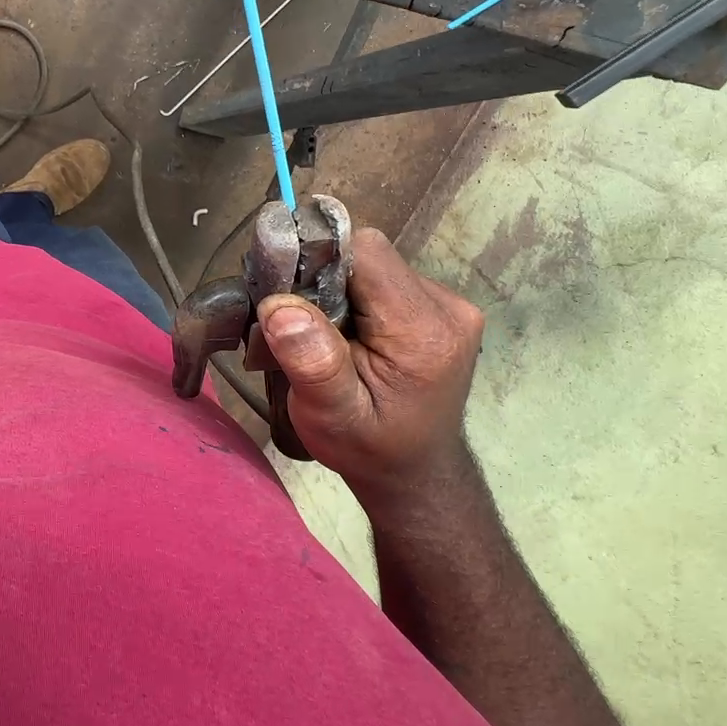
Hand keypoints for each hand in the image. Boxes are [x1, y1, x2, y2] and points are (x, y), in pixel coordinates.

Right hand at [255, 228, 484, 509]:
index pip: (365, 253)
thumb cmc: (367, 447)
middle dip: (321, 280)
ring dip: (333, 289)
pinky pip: (378, 278)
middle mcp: (447, 307)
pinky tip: (341, 333)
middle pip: (365, 255)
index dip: (317, 263)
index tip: (288, 298)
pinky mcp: (436, 307)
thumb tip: (280, 306)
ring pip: (369, 264)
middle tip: (298, 326)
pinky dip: (350, 297)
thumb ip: (312, 361)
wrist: (413, 472)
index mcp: (424, 331)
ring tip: (320, 334)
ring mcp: (446, 305)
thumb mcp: (330, 415)